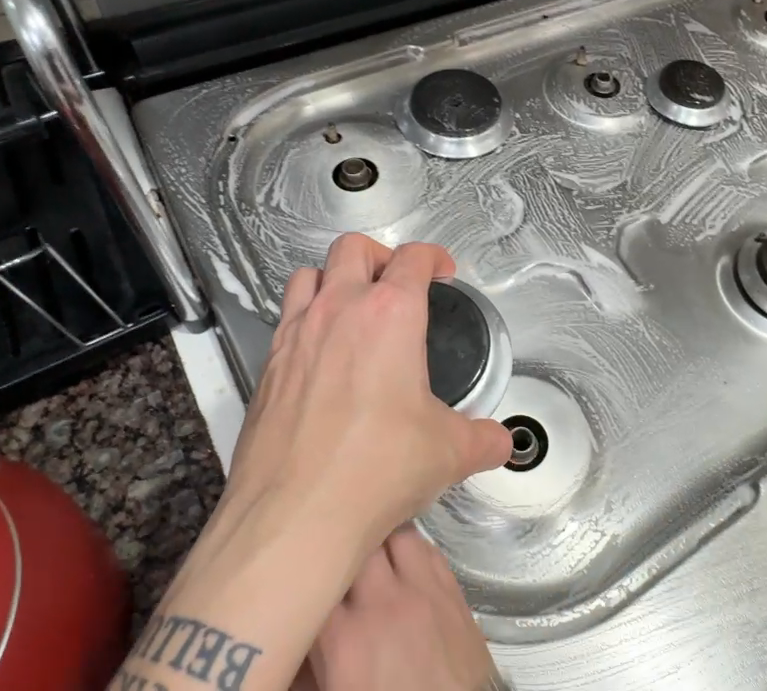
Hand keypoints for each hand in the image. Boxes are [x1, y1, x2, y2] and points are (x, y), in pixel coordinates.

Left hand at [224, 233, 512, 560]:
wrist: (295, 517)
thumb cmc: (373, 471)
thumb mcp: (448, 452)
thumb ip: (482, 438)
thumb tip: (498, 442)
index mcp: (390, 315)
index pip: (413, 259)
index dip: (433, 258)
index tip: (441, 270)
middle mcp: (339, 311)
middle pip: (354, 249)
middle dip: (381, 256)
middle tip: (398, 281)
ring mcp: (296, 336)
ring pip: (309, 275)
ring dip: (334, 278)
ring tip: (353, 305)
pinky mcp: (268, 368)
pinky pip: (285, 320)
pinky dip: (306, 319)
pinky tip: (322, 355)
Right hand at [301, 526, 503, 690]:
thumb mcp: (335, 689)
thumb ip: (314, 663)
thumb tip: (302, 636)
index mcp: (345, 640)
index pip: (314, 582)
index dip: (307, 575)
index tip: (303, 576)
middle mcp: (383, 605)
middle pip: (356, 547)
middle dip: (344, 548)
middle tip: (336, 556)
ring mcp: (422, 594)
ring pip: (395, 535)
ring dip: (380, 540)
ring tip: (371, 551)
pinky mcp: (452, 593)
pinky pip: (428, 550)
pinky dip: (412, 550)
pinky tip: (404, 561)